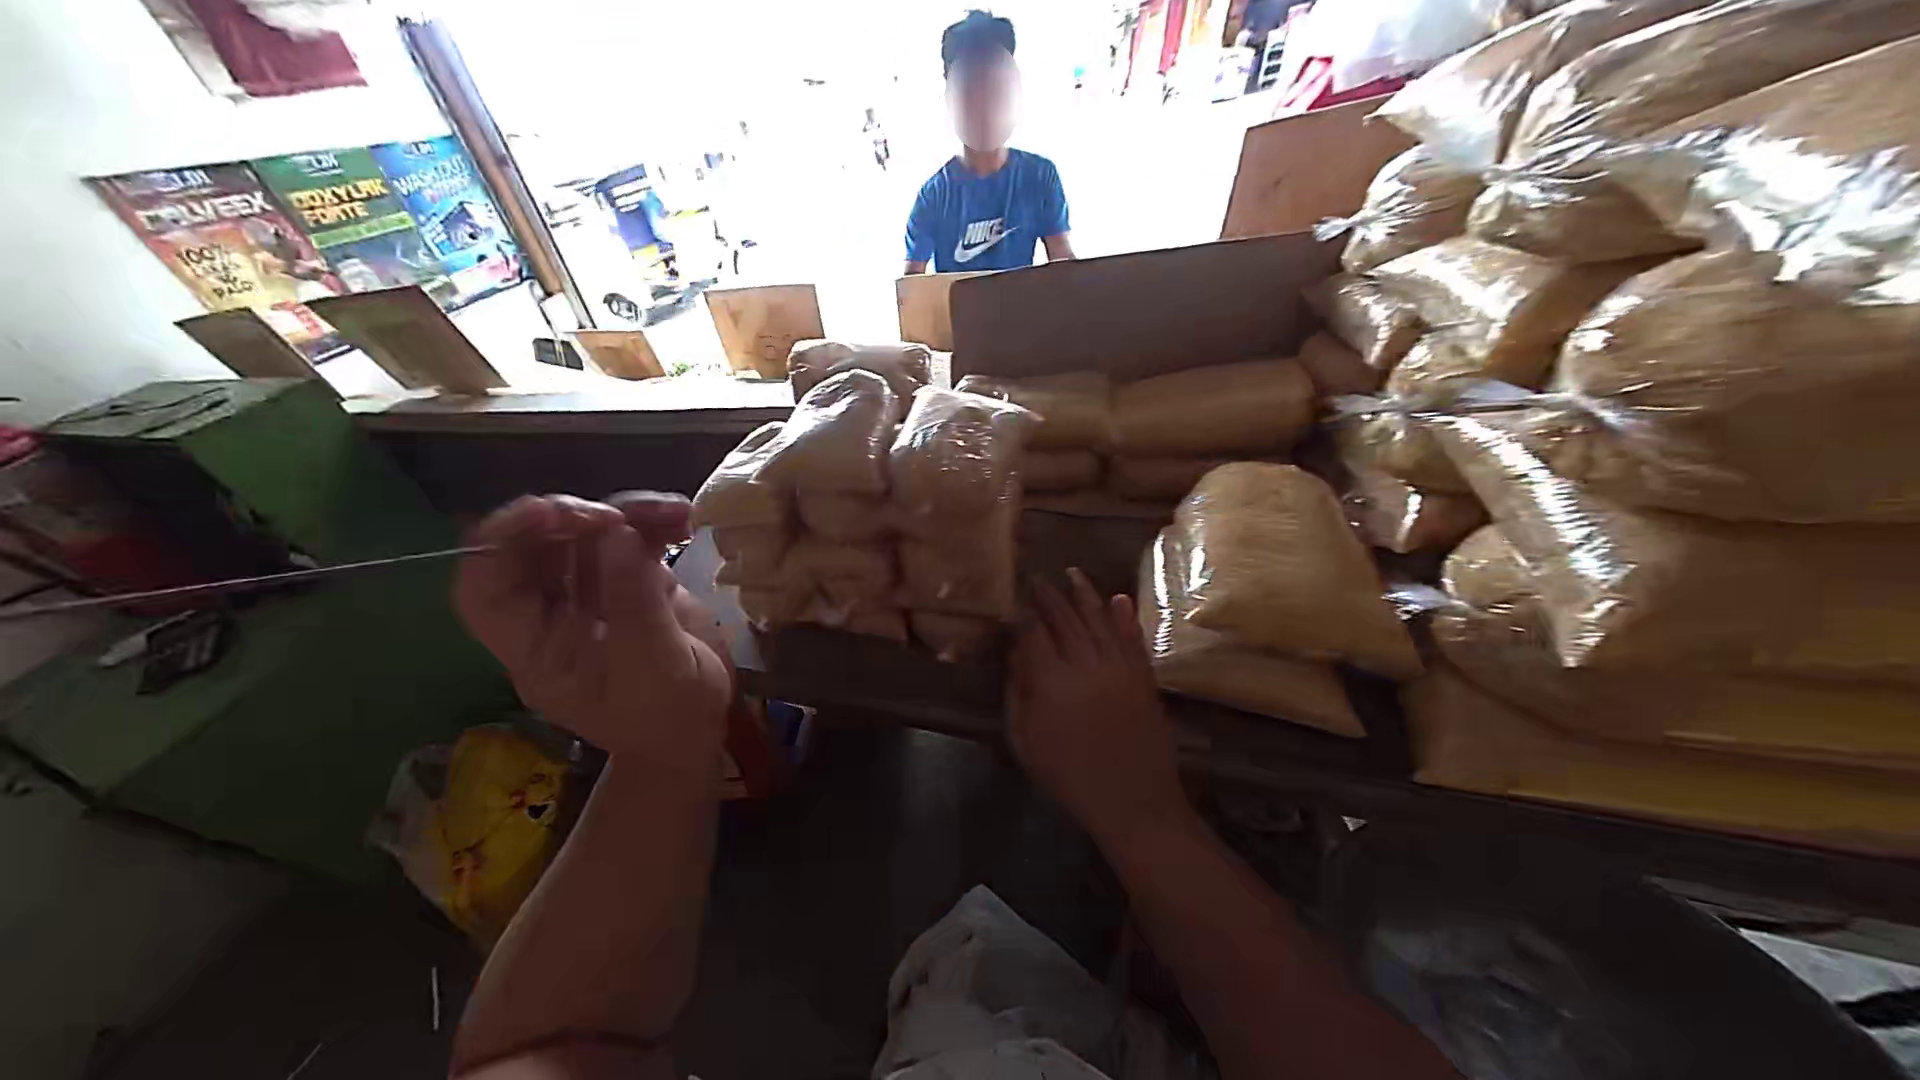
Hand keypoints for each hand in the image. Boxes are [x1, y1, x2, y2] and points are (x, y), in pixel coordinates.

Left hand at [455, 493, 732, 778]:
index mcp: (535, 645)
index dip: (501, 543)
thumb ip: (633, 604)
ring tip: (673, 513)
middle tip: (615, 515)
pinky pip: (635, 538)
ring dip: (628, 513)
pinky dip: (657, 522)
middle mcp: (555, 611)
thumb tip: (618, 534)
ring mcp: (595, 592)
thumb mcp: (651, 667)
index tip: (546, 512)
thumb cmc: (667, 715)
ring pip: (590, 534)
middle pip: (538, 548)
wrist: (700, 728)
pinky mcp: (634, 579)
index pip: (488, 589)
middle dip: (573, 519)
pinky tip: (684, 518)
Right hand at [1008, 568, 1191, 847]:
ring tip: (1071, 573)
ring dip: (1084, 594)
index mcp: (1052, 681)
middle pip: (1064, 618)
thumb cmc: (1069, 776)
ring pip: (1099, 619)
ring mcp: (1120, 667)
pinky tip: (1118, 598)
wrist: (1133, 801)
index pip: (1032, 633)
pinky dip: (1125, 616)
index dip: (1020, 615)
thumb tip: (1014, 655)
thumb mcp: (1026, 740)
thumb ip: (1016, 692)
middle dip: (1048, 596)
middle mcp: (1086, 663)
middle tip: (1036, 580)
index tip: (1011, 604)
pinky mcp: (1143, 676)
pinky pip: (1132, 637)